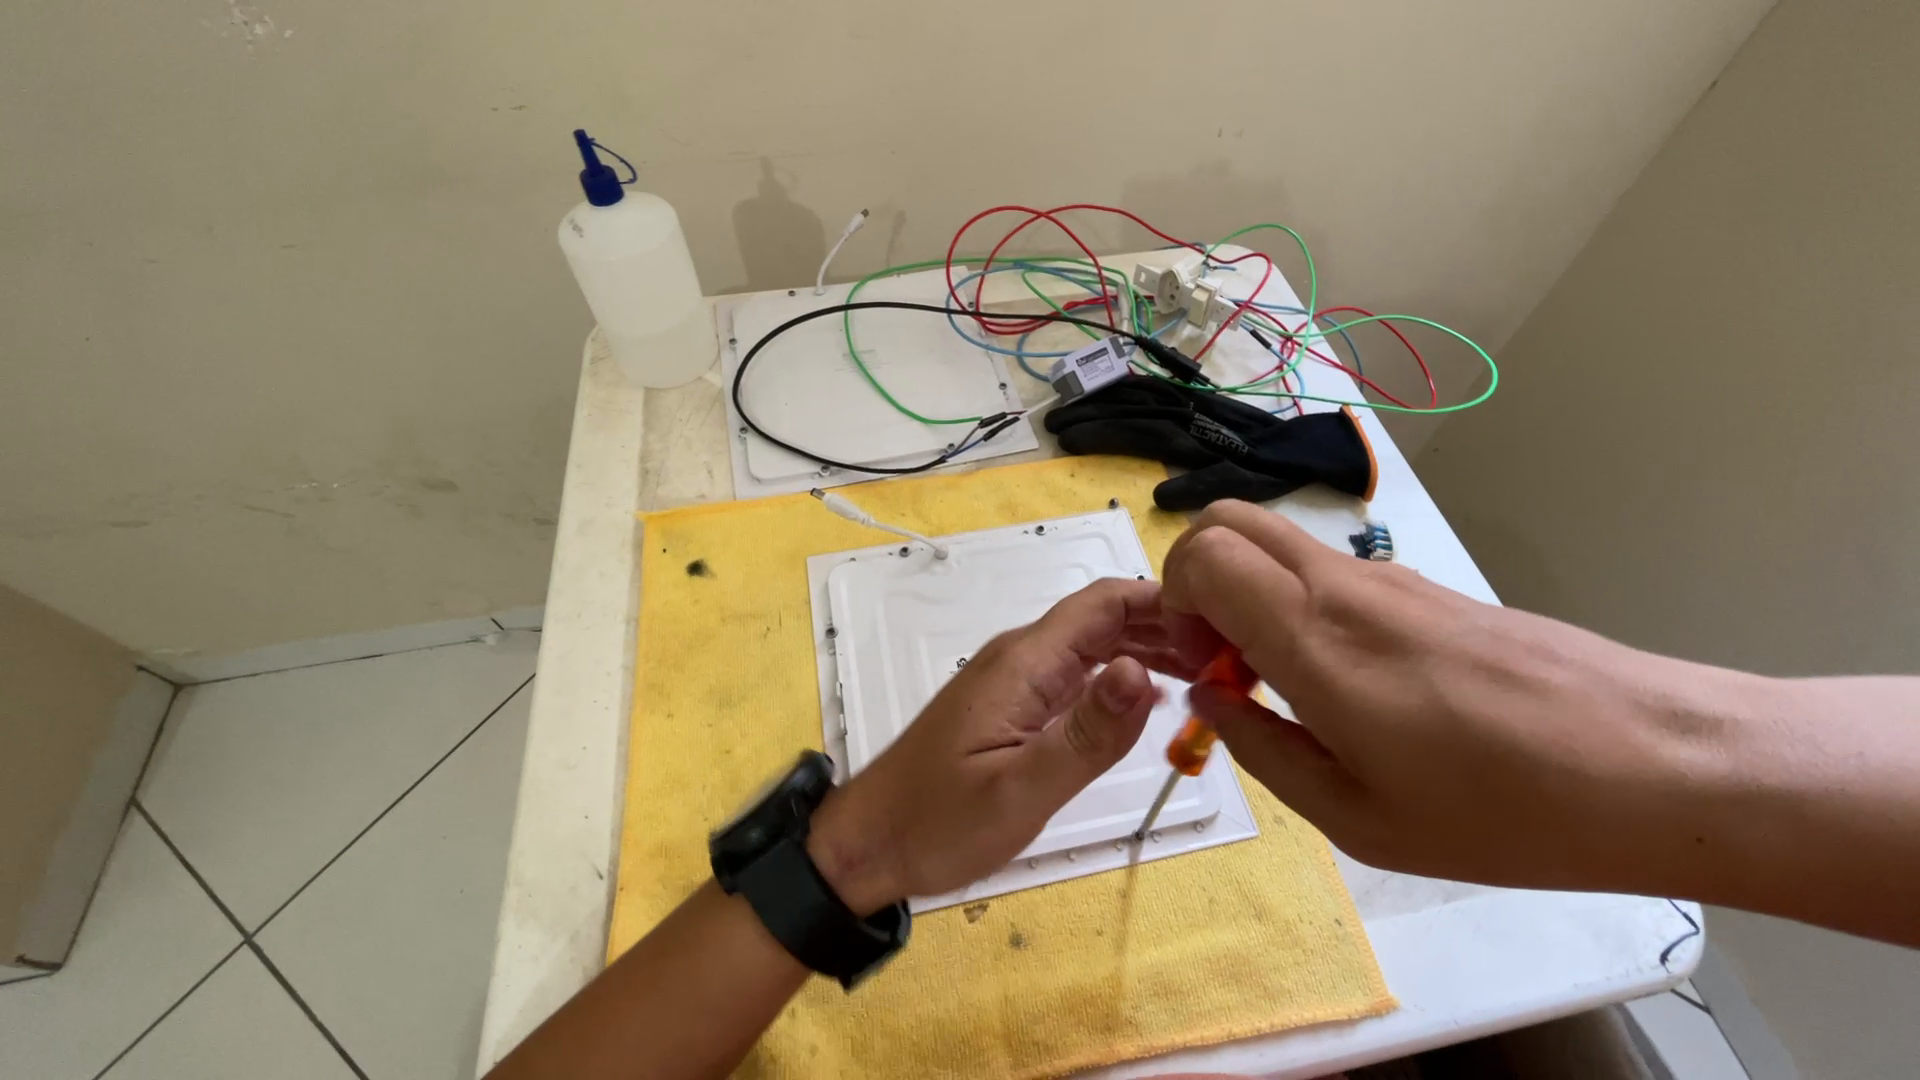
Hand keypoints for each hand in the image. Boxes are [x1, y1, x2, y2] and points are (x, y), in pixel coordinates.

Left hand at [807, 578, 1201, 912]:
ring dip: (1148, 651)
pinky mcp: (1014, 707)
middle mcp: (1023, 658)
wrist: (871, 842)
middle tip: (1229, 659)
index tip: (1221, 632)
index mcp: (1026, 662)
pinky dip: (1120, 680)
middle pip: (1104, 618)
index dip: (1165, 604)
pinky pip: (1077, 676)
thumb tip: (1143, 668)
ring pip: (1093, 645)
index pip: (1105, 603)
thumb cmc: (940, 822)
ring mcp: (1017, 682)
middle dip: (1167, 626)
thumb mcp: (1021, 788)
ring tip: (1207, 677)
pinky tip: (1153, 702)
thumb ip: (1086, 732)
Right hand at [1159, 500, 1771, 894]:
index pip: (1202, 553)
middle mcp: (1340, 584)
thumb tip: (1209, 699)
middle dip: (1192, 577)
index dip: (1174, 599)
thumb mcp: (1356, 817)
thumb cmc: (1500, 810)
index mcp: (1312, 635)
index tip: (1199, 662)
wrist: (1663, 766)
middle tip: (1219, 653)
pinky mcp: (1423, 585)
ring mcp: (1387, 576)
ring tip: (1281, 677)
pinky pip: (1325, 569)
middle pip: (1227, 520)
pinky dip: (1295, 601)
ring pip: (1275, 540)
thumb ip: (1260, 749)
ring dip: (1245, 590)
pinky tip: (1344, 678)